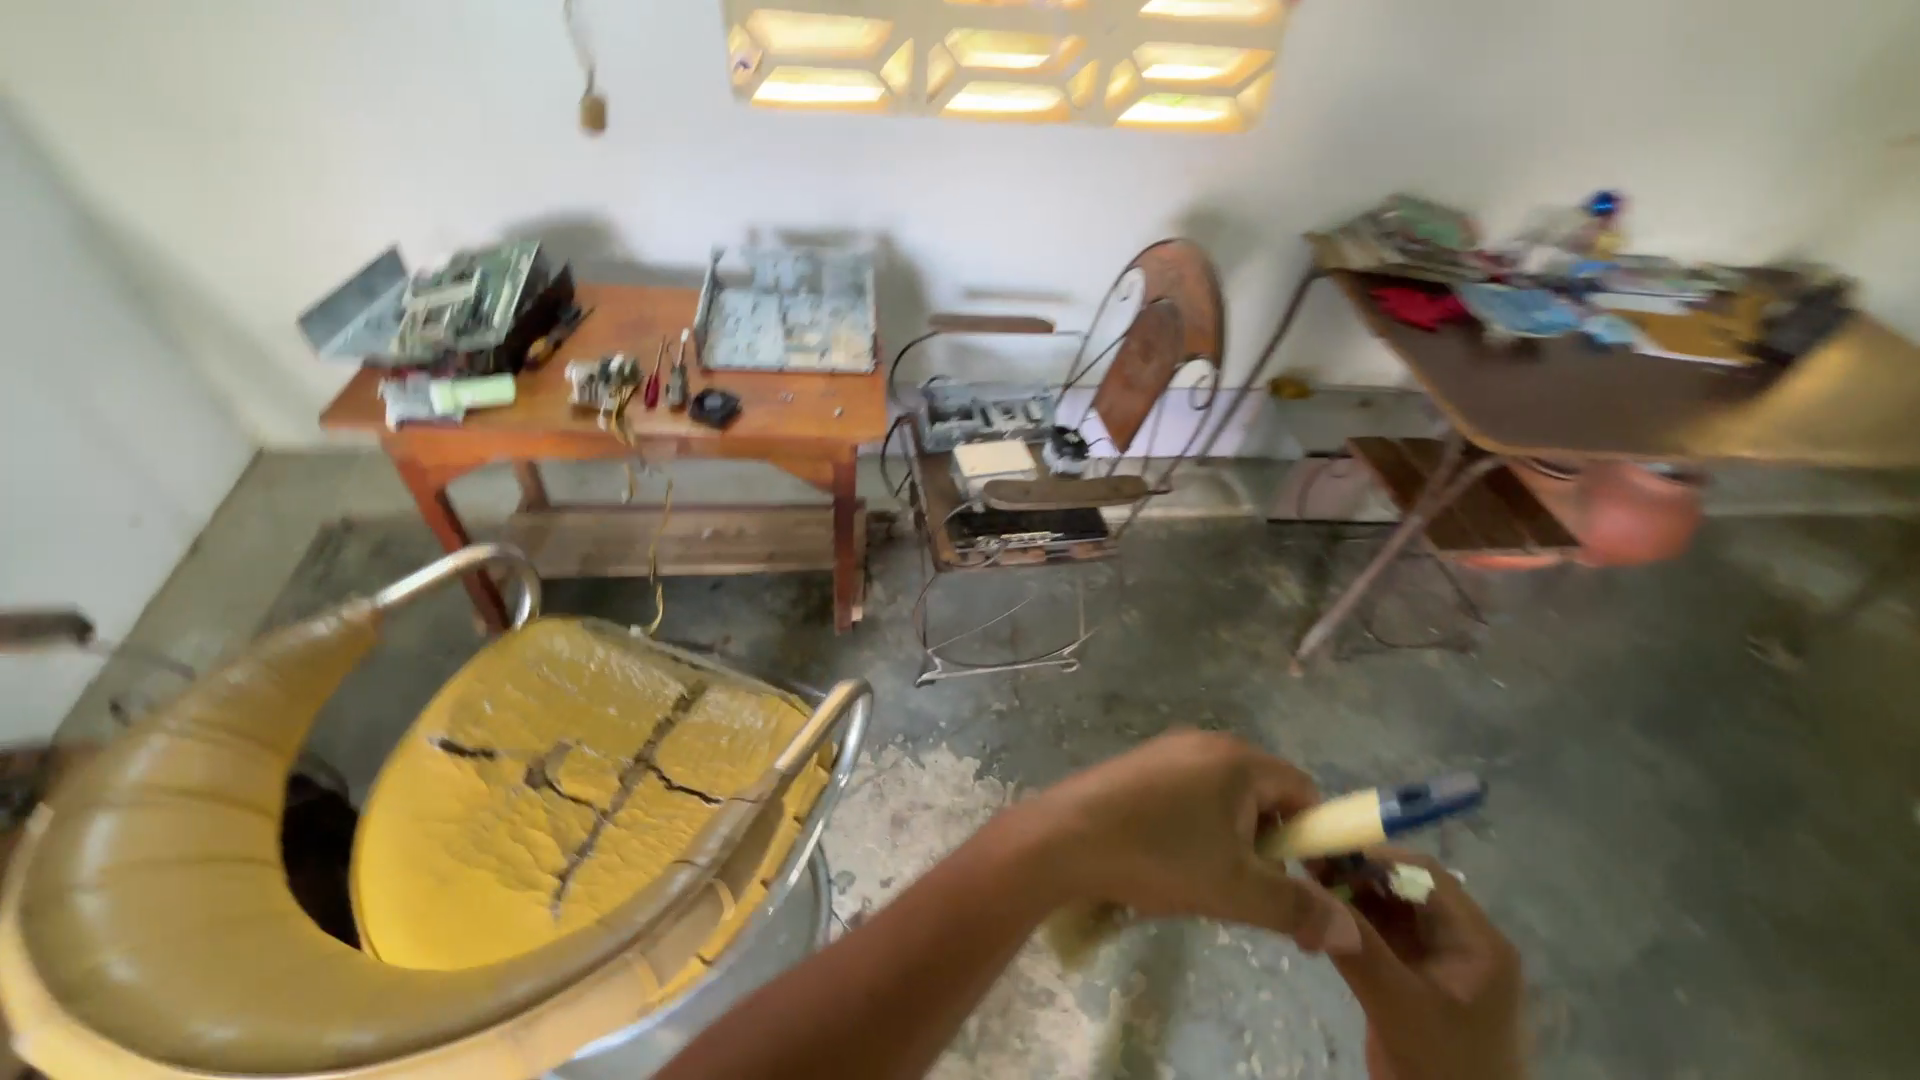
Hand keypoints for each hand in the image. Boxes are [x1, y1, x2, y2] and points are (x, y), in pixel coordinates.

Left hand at [1018, 730, 1360, 951]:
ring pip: (1222, 800)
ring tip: (1202, 881)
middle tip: (1248, 890)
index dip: (1315, 840)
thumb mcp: (1235, 890)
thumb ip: (1297, 907)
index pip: (1304, 792)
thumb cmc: (1158, 856)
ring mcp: (1165, 750)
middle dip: (1267, 846)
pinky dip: (1192, 830)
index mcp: (1239, 759)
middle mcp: (1205, 742)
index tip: (1302, 883)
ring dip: (1227, 843)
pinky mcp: (1136, 766)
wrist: (1061, 839)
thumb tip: (1350, 931)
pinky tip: (1166, 861)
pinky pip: (1186, 796)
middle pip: (1263, 796)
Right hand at [1323, 849, 1525, 1079]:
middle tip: (1305, 864)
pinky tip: (1316, 918)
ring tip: (1302, 885)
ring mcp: (1435, 960)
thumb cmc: (1444, 1069)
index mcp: (1477, 941)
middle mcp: (1459, 941)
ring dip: (1348, 895)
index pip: (1425, 876)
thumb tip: (1310, 894)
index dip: (1375, 857)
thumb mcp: (1401, 1008)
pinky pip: (1378, 936)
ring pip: (1387, 909)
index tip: (1324, 849)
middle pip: (1404, 887)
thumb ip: (1359, 949)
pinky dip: (1348, 923)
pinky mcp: (1411, 977)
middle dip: (1356, 873)